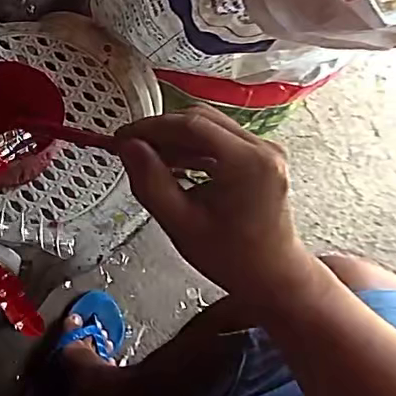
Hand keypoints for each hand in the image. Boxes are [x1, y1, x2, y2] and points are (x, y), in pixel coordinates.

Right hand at [115, 106, 326, 305]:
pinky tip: (173, 165)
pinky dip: (192, 147)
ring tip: (148, 160)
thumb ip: (150, 182)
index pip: (190, 125)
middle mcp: (262, 149)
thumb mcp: (180, 223)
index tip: (123, 138)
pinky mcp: (261, 157)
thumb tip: (128, 148)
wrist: (272, 275)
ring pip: (209, 126)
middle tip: (131, 148)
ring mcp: (265, 151)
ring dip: (175, 139)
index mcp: (247, 164)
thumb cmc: (232, 258)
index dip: (150, 127)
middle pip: (200, 120)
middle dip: (161, 131)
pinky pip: (219, 139)